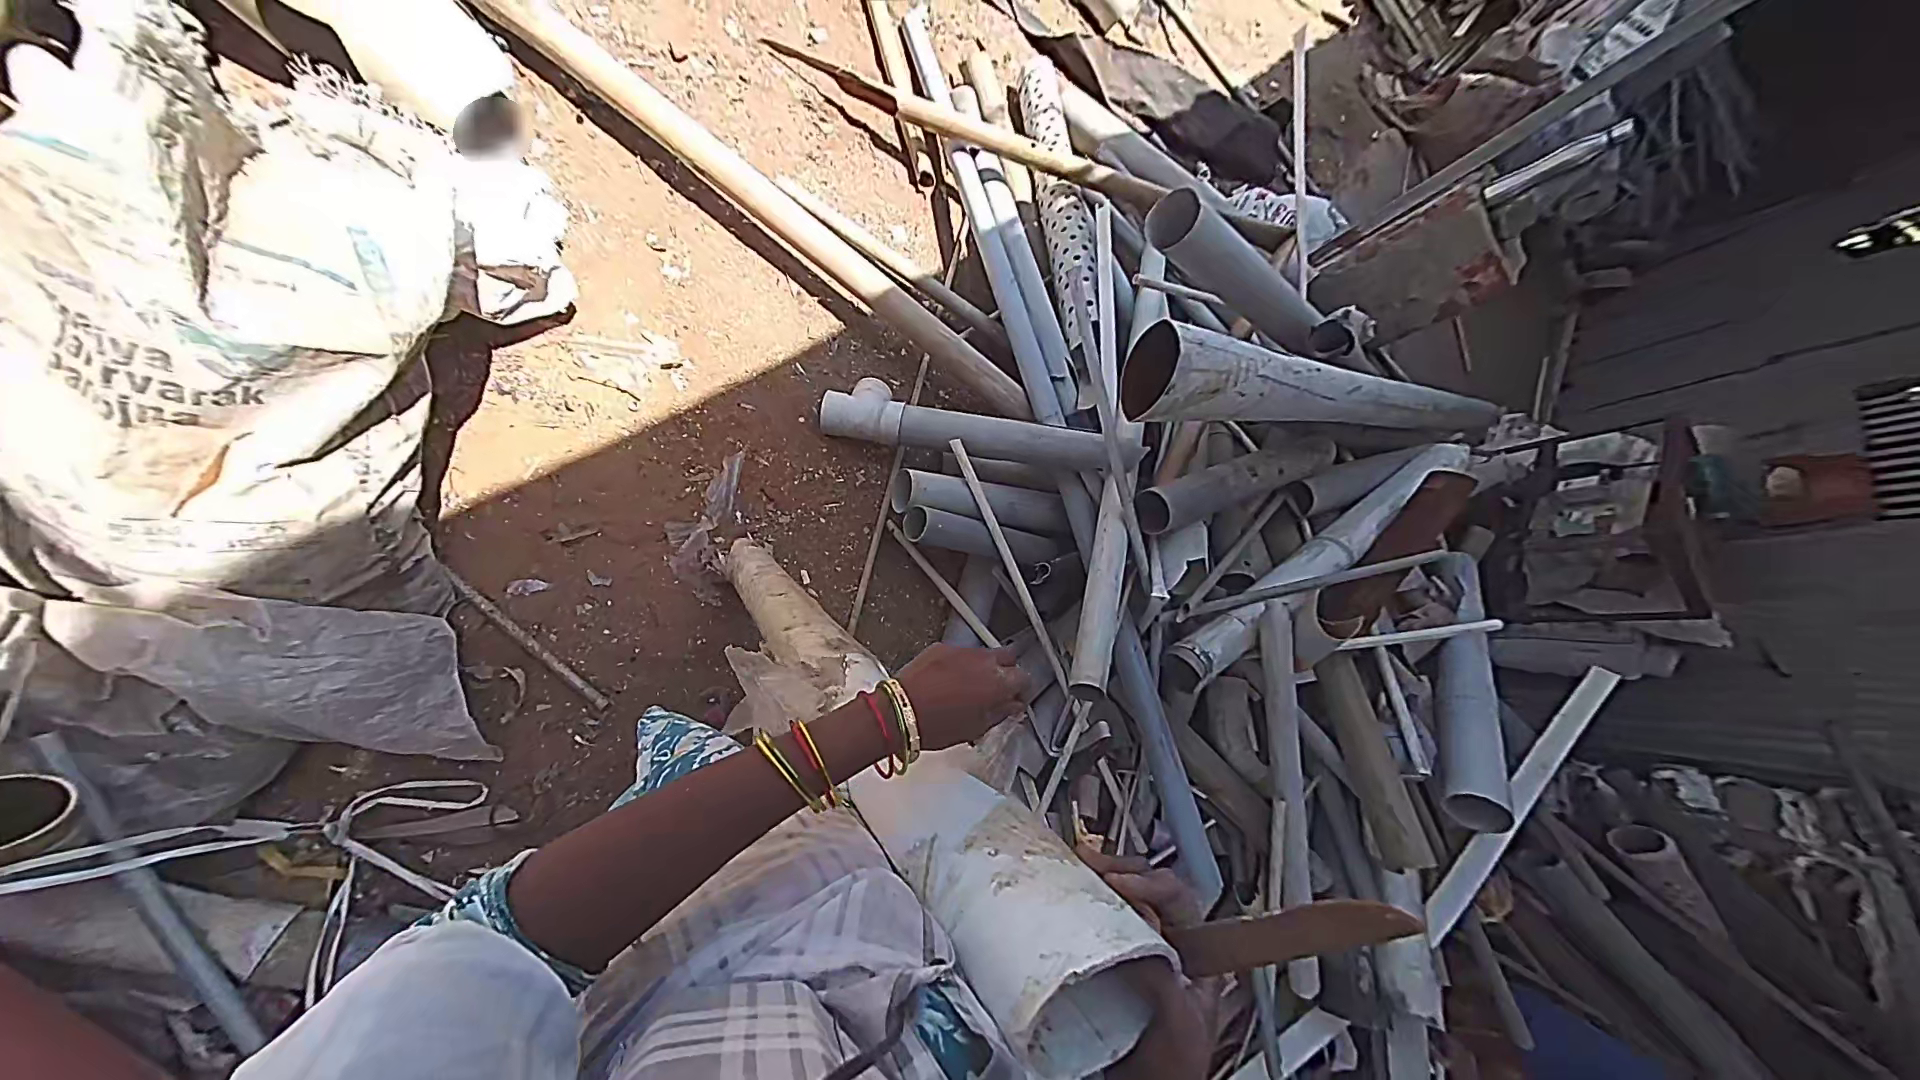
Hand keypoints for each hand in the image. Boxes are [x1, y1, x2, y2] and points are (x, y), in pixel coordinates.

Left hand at [893, 643, 1029, 749]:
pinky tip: (950, 681)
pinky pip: (960, 653)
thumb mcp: (976, 727)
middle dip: (1008, 672)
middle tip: (999, 690)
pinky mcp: (942, 647)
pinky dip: (960, 664)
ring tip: (971, 687)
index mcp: (998, 682)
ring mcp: (962, 651)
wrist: (899, 712)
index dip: (1023, 691)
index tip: (1016, 700)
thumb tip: (1011, 707)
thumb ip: (1000, 713)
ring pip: (984, 653)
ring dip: (984, 667)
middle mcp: (983, 660)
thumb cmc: (935, 724)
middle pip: (1009, 658)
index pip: (1025, 678)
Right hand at [1080, 845, 1217, 1079]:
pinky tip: (1068, 885)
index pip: (1177, 897)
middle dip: (1119, 868)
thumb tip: (1138, 932)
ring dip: (1099, 875)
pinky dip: (1083, 895)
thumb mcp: (1180, 1025)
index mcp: (1194, 950)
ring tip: (1078, 864)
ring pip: (1121, 893)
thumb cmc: (1171, 1070)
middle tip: (1091, 863)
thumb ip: (1165, 979)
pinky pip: (1097, 914)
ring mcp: (1134, 942)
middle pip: (1147, 885)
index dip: (1149, 884)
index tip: (1119, 883)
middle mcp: (1165, 938)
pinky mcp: (1105, 952)